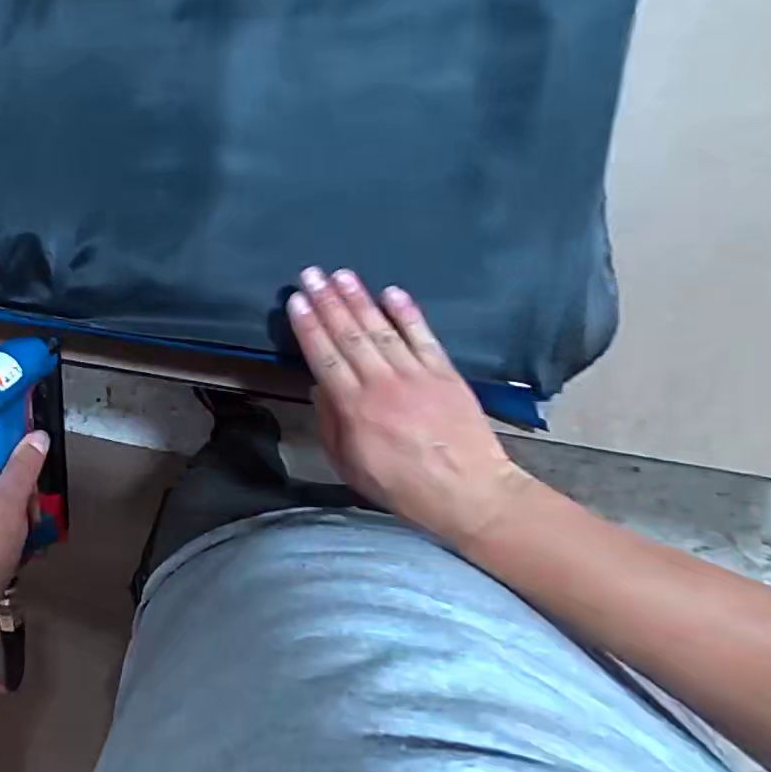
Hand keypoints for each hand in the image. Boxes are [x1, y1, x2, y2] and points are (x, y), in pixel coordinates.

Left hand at [0, 428, 49, 603]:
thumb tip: (37, 434)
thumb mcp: (11, 498)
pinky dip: (4, 521)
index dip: (5, 443)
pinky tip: (20, 538)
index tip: (29, 454)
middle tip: (32, 501)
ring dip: (15, 504)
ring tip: (29, 525)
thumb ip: (25, 463)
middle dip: (16, 483)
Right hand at [286, 266, 536, 545]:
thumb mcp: (348, 464)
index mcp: (354, 408)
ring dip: (359, 299)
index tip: (297, 300)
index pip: (324, 357)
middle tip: (311, 274)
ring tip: (342, 274)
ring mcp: (416, 377)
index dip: (308, 326)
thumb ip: (328, 423)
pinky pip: (424, 338)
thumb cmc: (401, 485)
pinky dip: (408, 314)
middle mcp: (382, 384)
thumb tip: (318, 387)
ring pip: (381, 330)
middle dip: (327, 302)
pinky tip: (392, 292)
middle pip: (349, 335)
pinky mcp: (446, 375)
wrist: (474, 497)